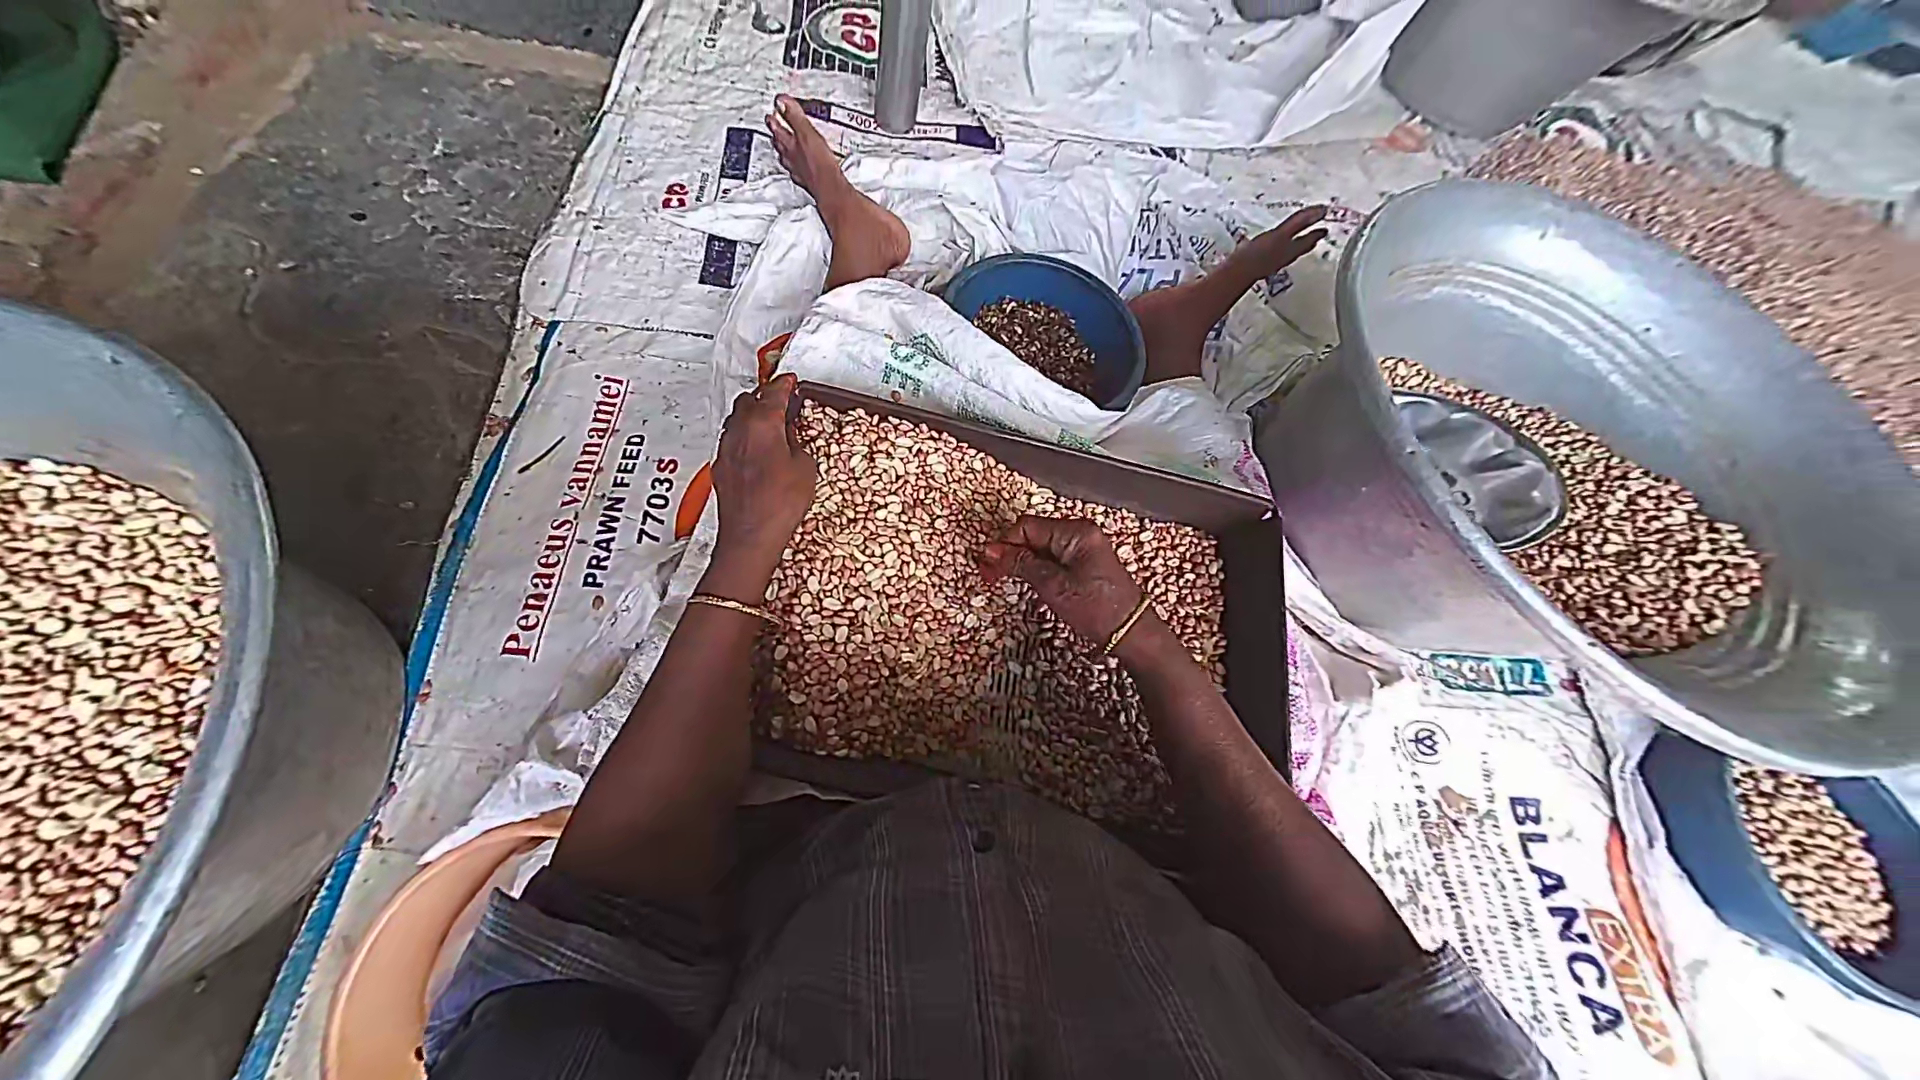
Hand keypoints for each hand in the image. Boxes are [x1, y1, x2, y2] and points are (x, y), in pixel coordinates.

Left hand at [711, 374, 816, 575]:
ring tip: (770, 424)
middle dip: (764, 397)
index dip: (784, 384)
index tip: (790, 380)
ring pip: (737, 420)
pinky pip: (732, 441)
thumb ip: (797, 443)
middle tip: (781, 401)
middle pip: (748, 400)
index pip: (773, 392)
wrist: (752, 534)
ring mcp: (726, 449)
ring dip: (752, 417)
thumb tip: (790, 438)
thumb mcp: (805, 467)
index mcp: (762, 424)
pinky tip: (758, 449)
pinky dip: (745, 437)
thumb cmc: (780, 502)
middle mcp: (739, 431)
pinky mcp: (721, 467)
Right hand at [980, 516, 1174, 664]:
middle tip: (991, 575)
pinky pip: (1054, 559)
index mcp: (1075, 532)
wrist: (1131, 633)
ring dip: (1023, 563)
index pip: (1027, 526)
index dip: (1004, 544)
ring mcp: (1084, 548)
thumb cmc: (1097, 610)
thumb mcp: (1052, 586)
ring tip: (1009, 582)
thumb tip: (992, 551)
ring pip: (1041, 548)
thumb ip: (1021, 564)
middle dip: (1011, 553)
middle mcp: (1081, 533)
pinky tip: (1031, 585)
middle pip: (1033, 534)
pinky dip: (1038, 570)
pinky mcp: (1085, 564)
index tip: (988, 564)